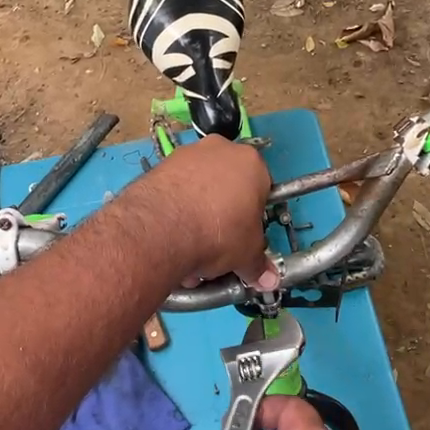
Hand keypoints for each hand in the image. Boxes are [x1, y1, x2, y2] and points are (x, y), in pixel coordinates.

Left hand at [126, 136, 275, 288]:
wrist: (163, 228)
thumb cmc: (219, 232)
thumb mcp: (248, 253)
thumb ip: (258, 264)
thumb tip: (268, 279)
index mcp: (252, 163)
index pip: (261, 190)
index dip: (253, 218)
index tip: (244, 236)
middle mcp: (221, 150)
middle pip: (228, 187)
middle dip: (223, 217)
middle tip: (218, 244)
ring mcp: (188, 154)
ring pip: (200, 190)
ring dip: (197, 216)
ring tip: (191, 249)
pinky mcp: (160, 166)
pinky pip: (176, 191)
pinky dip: (176, 212)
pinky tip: (172, 239)